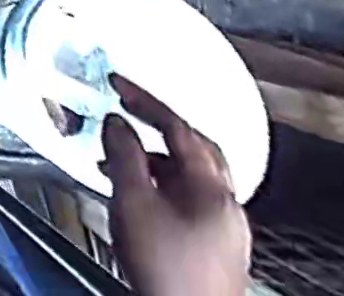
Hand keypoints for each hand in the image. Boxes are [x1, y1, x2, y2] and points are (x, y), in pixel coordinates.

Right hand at [102, 74, 251, 295]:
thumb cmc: (161, 259)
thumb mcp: (131, 199)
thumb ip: (123, 154)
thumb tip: (117, 121)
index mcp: (212, 190)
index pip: (180, 130)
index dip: (145, 101)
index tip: (116, 82)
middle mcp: (226, 205)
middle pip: (197, 150)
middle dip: (159, 124)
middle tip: (127, 106)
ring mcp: (224, 227)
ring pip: (190, 174)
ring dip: (155, 154)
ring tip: (118, 151)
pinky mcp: (214, 244)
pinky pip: (187, 194)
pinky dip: (159, 178)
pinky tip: (134, 186)